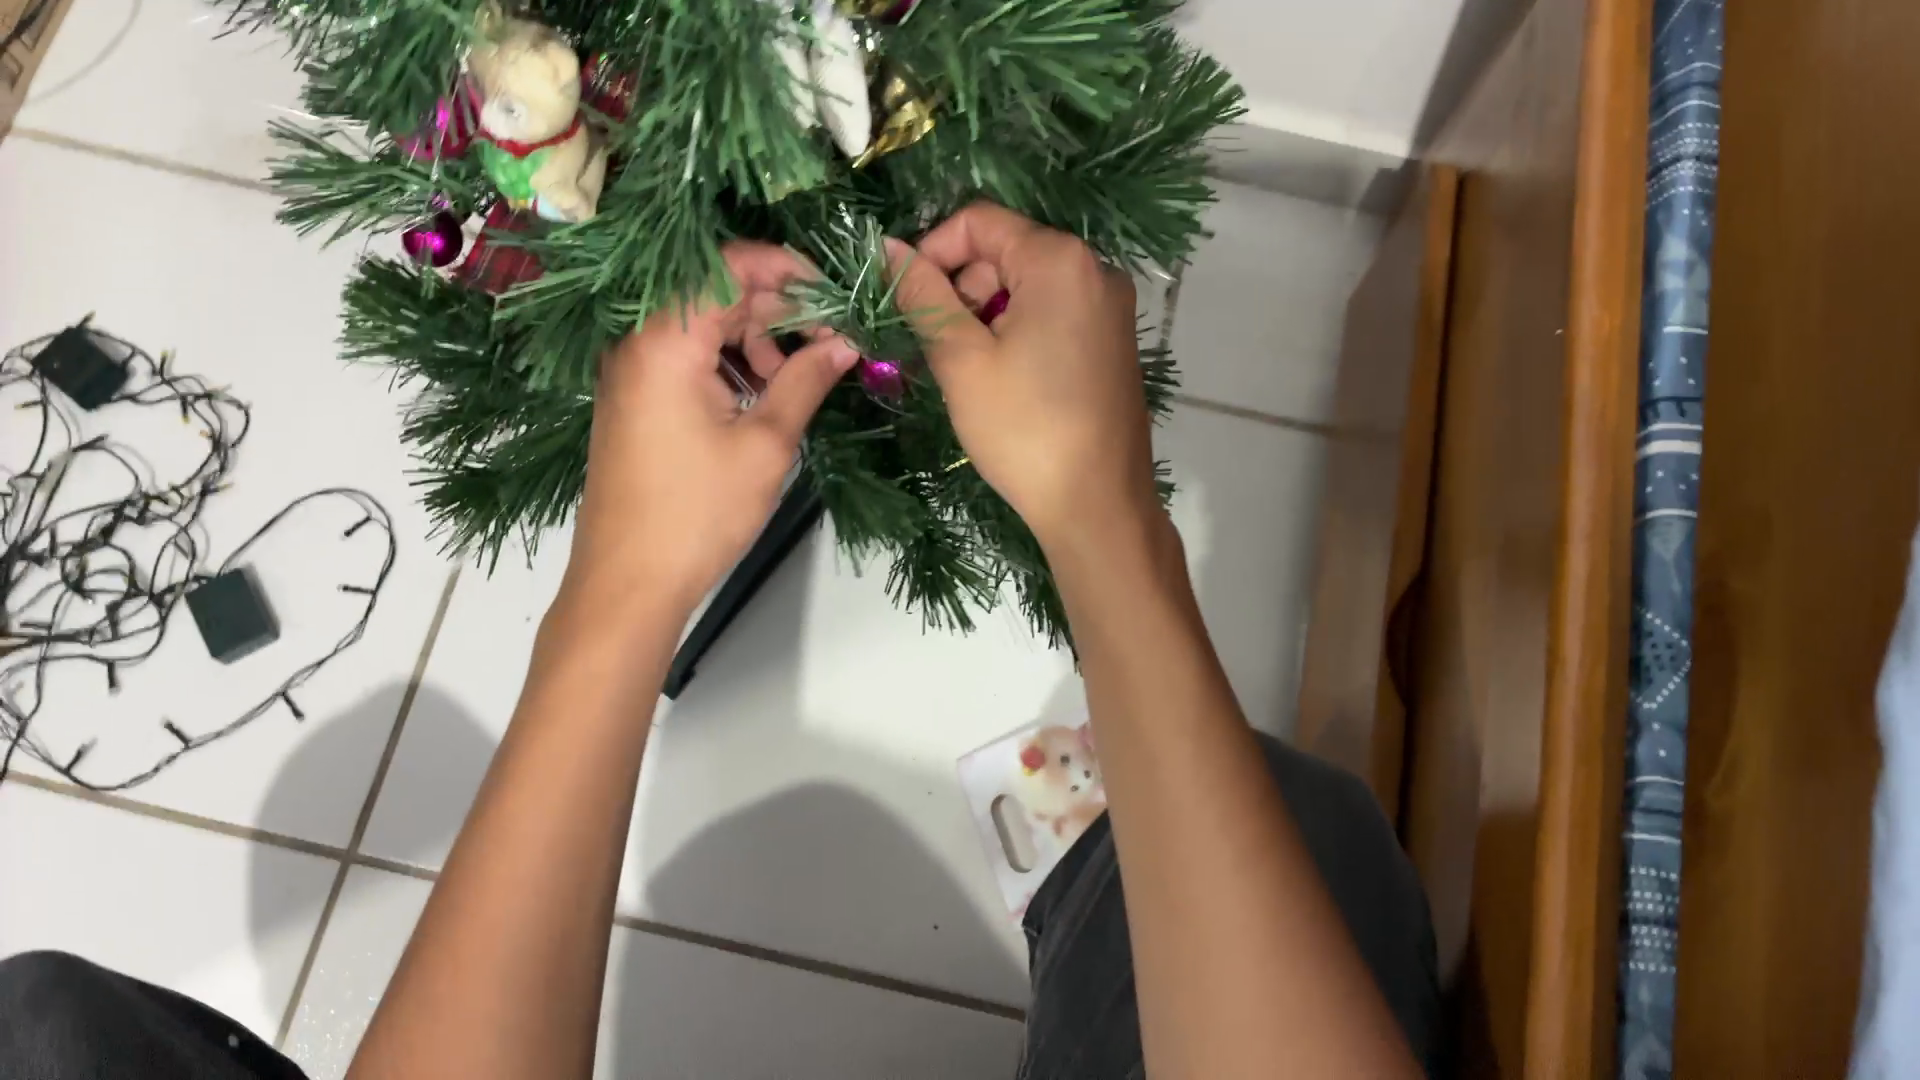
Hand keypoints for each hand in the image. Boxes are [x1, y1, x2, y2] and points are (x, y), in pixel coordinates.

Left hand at [563, 243, 859, 619]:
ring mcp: (632, 370)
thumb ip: (806, 381)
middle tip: (829, 340)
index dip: (786, 268)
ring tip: (795, 380)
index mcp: (666, 341)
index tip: (833, 293)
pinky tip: (762, 394)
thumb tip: (845, 342)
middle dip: (777, 307)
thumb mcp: (765, 444)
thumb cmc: (699, 513)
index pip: (727, 265)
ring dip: (756, 338)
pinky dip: (729, 362)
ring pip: (703, 324)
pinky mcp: (636, 397)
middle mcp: (639, 341)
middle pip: (715, 290)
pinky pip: (687, 355)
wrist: (630, 580)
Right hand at [885, 203, 1161, 554]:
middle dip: (959, 288)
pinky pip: (1053, 316)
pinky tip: (999, 378)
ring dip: (984, 315)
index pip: (980, 222)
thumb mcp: (962, 359)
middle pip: (1006, 252)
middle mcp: (1096, 271)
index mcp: (1060, 261)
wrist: (1097, 504)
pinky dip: (1017, 332)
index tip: (901, 296)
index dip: (930, 250)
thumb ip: (922, 296)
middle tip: (933, 345)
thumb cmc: (1024, 430)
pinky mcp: (1111, 344)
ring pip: (1027, 288)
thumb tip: (885, 249)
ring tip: (963, 369)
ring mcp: (1110, 309)